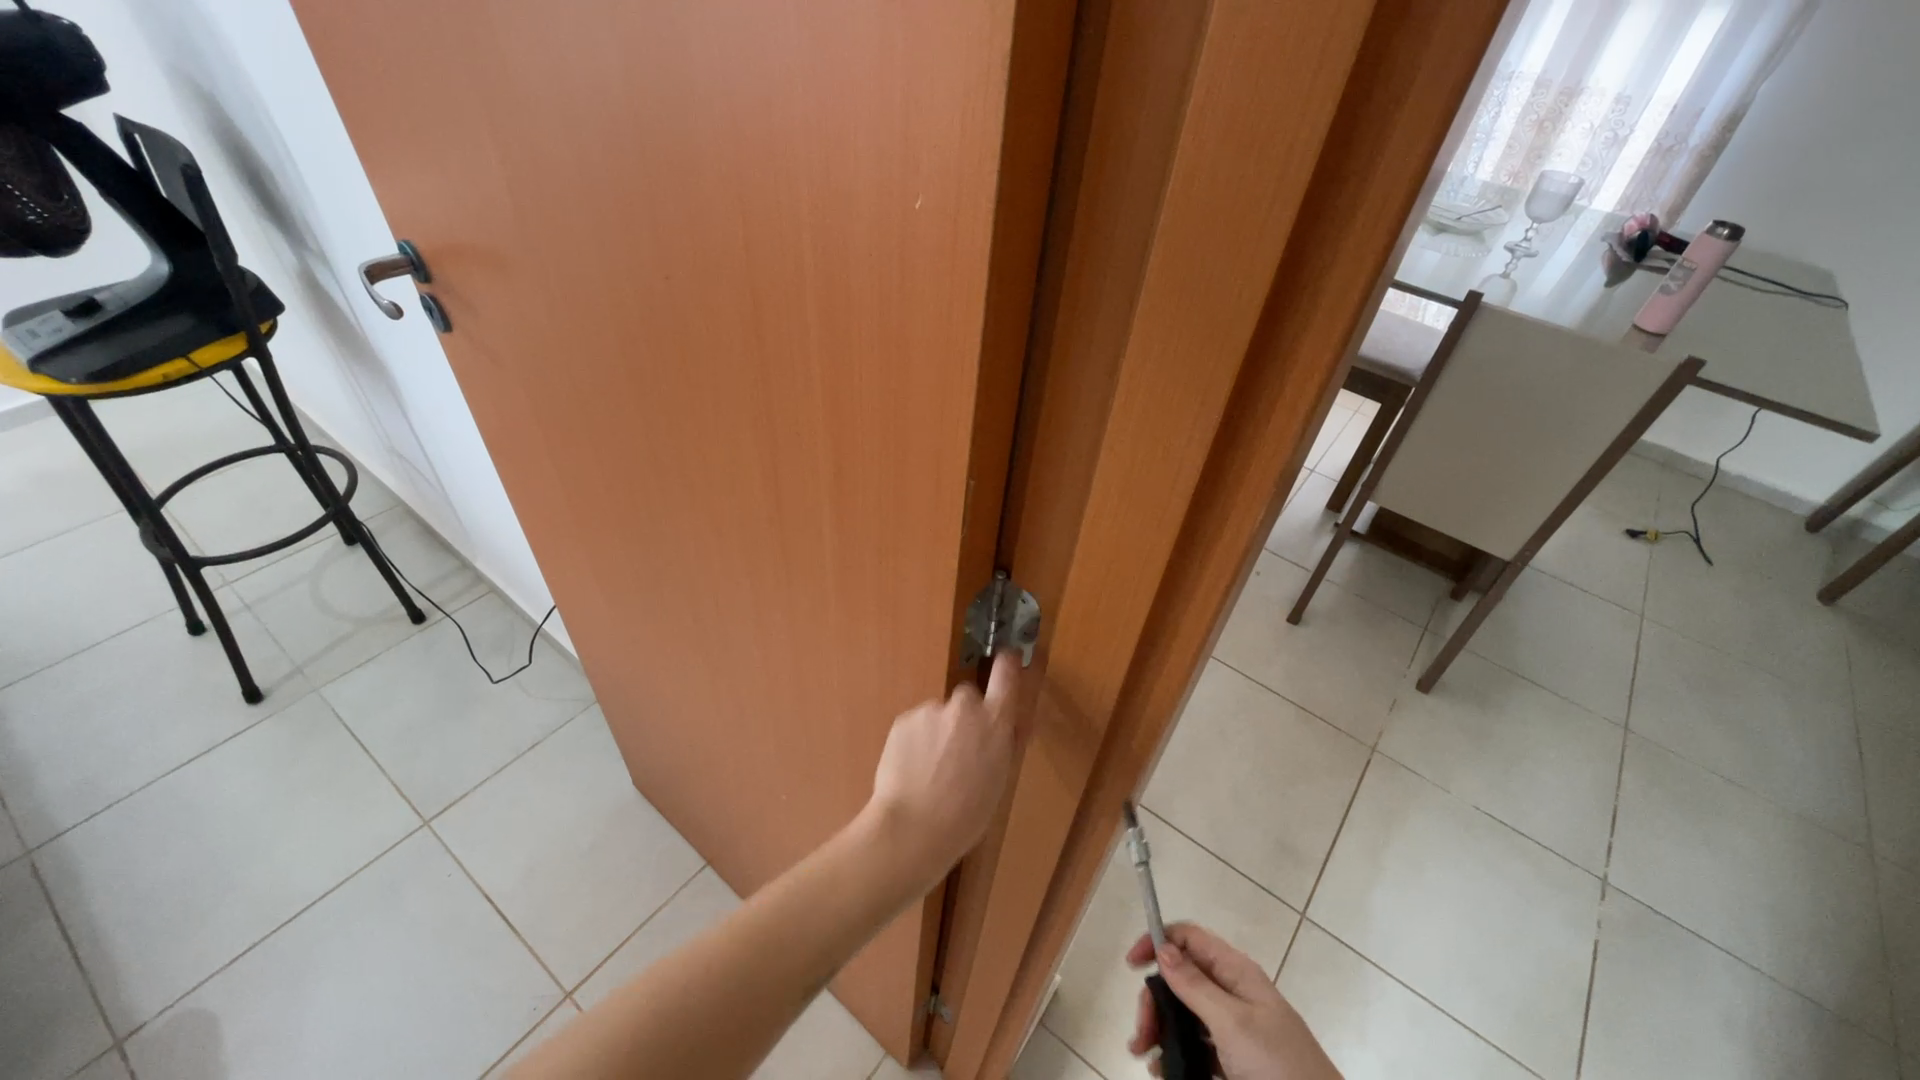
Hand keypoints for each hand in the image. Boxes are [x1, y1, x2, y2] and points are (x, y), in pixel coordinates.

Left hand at [863, 650, 1027, 883]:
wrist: (914, 826)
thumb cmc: (967, 814)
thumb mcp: (999, 779)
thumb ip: (1004, 743)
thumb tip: (1008, 725)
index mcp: (996, 722)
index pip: (1007, 675)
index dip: (1008, 664)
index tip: (1008, 656)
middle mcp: (965, 707)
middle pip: (968, 698)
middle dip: (964, 717)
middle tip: (958, 751)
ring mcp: (931, 710)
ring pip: (938, 715)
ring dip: (937, 732)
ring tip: (930, 770)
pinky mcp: (904, 720)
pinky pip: (916, 725)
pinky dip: (916, 741)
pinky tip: (913, 769)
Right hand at [1127, 924, 1341, 1079]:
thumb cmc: (1276, 1065)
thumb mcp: (1232, 1022)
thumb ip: (1194, 985)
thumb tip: (1162, 946)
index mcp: (1236, 973)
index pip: (1189, 938)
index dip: (1158, 942)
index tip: (1131, 966)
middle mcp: (1232, 993)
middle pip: (1179, 979)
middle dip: (1154, 1000)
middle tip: (1141, 1034)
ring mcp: (1232, 1028)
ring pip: (1183, 1014)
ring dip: (1158, 1028)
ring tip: (1143, 1056)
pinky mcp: (1232, 1060)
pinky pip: (1193, 1045)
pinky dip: (1174, 1052)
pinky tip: (1162, 1069)